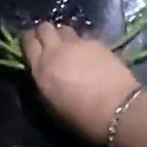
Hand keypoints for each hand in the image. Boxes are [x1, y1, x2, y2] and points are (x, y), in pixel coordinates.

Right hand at [23, 24, 141, 143]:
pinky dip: (82, 44)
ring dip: (63, 36)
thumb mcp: (51, 105)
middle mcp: (56, 50)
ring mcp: (77, 44)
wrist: (118, 111)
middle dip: (45, 34)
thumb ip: (42, 82)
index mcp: (41, 67)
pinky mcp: (97, 43)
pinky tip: (89, 56)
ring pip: (64, 29)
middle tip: (50, 45)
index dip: (29, 42)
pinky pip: (83, 37)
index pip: (28, 41)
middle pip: (44, 28)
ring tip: (70, 49)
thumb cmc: (81, 117)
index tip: (33, 47)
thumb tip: (40, 72)